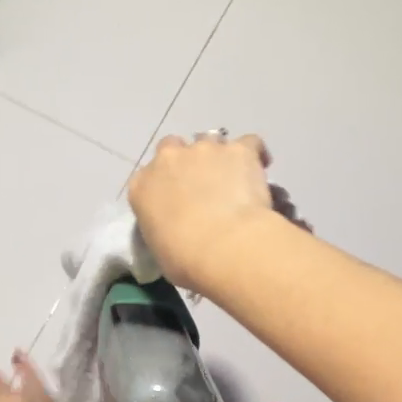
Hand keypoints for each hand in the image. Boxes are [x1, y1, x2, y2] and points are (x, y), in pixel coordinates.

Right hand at [129, 133, 278, 289]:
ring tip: (233, 180)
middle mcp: (169, 159)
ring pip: (210, 143)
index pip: (147, 178)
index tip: (174, 202)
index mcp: (142, 187)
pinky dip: (255, 153)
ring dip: (218, 158)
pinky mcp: (239, 150)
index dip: (163, 187)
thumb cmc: (185, 259)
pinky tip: (260, 167)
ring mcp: (204, 150)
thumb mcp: (161, 250)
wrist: (224, 247)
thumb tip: (178, 231)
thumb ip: (164, 230)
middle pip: (174, 148)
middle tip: (202, 186)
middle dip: (186, 163)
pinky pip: (249, 143)